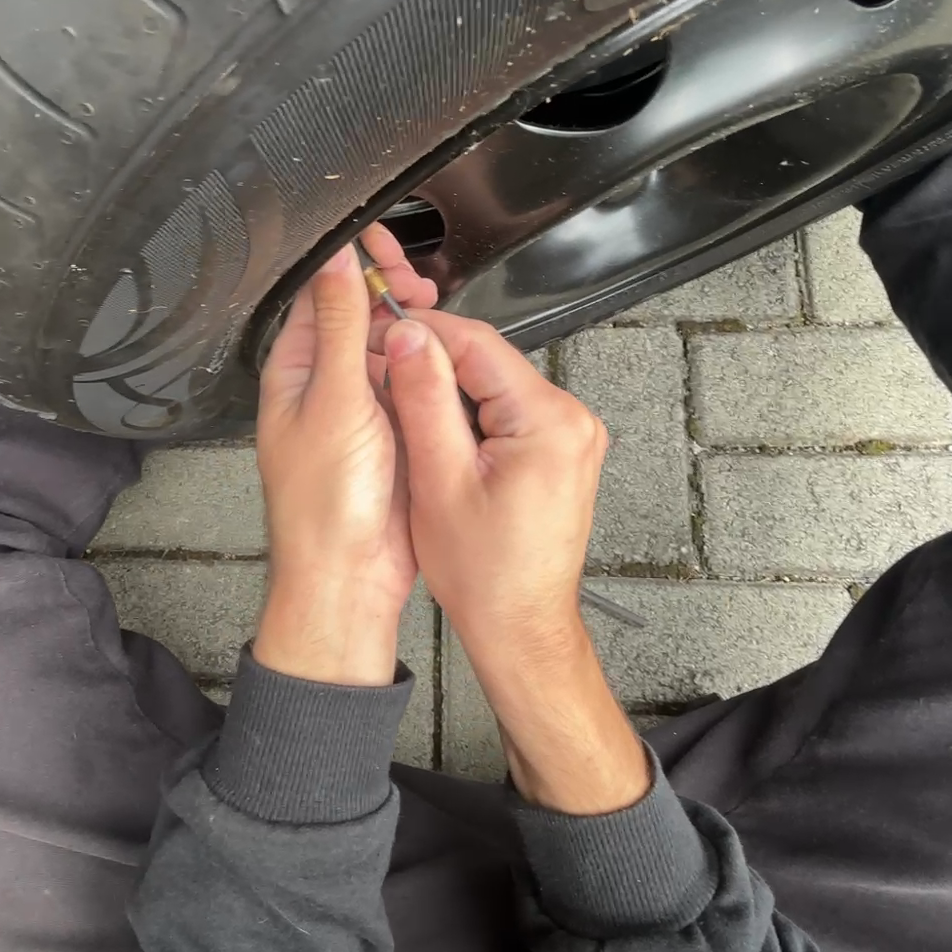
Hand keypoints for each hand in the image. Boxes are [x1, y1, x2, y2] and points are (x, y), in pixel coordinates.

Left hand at [253, 225, 434, 685]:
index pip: (320, 297)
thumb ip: (340, 326)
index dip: (353, 266)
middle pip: (357, 320)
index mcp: (296, 372)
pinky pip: (408, 386)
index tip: (387, 248)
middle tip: (423, 287)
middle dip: (389, 295)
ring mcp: (359, 410)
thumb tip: (334, 260)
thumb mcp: (334, 399)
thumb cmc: (324, 500)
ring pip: (387, 352)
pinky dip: (424, 367)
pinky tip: (442, 356)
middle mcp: (324, 386)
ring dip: (410, 330)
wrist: (350, 573)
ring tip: (436, 315)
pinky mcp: (391, 433)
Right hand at [382, 313, 646, 812]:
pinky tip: (435, 427)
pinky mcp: (560, 451)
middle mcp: (572, 420)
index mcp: (548, 421)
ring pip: (494, 385)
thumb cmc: (484, 573)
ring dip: (446, 387)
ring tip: (400, 397)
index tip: (380, 327)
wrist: (520, 624)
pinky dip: (468, 412)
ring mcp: (571, 436)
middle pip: (489, 361)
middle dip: (431, 360)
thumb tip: (408, 335)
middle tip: (380, 364)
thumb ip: (424, 399)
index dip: (422, 330)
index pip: (478, 343)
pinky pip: (507, 411)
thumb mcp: (439, 480)